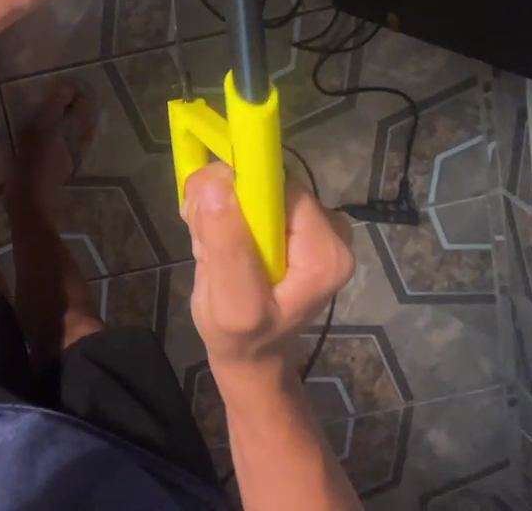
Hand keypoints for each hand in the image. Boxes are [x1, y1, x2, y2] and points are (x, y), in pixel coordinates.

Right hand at [182, 162, 354, 379]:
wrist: (248, 350)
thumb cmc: (240, 335)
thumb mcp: (232, 301)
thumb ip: (227, 243)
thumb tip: (216, 183)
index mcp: (325, 250)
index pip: (278, 185)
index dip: (237, 189)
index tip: (205, 213)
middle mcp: (327, 228)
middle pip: (263, 180)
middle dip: (221, 200)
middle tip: (204, 238)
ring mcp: (308, 221)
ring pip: (248, 183)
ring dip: (215, 208)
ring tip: (209, 246)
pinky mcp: (288, 218)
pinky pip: (246, 191)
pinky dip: (220, 209)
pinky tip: (215, 240)